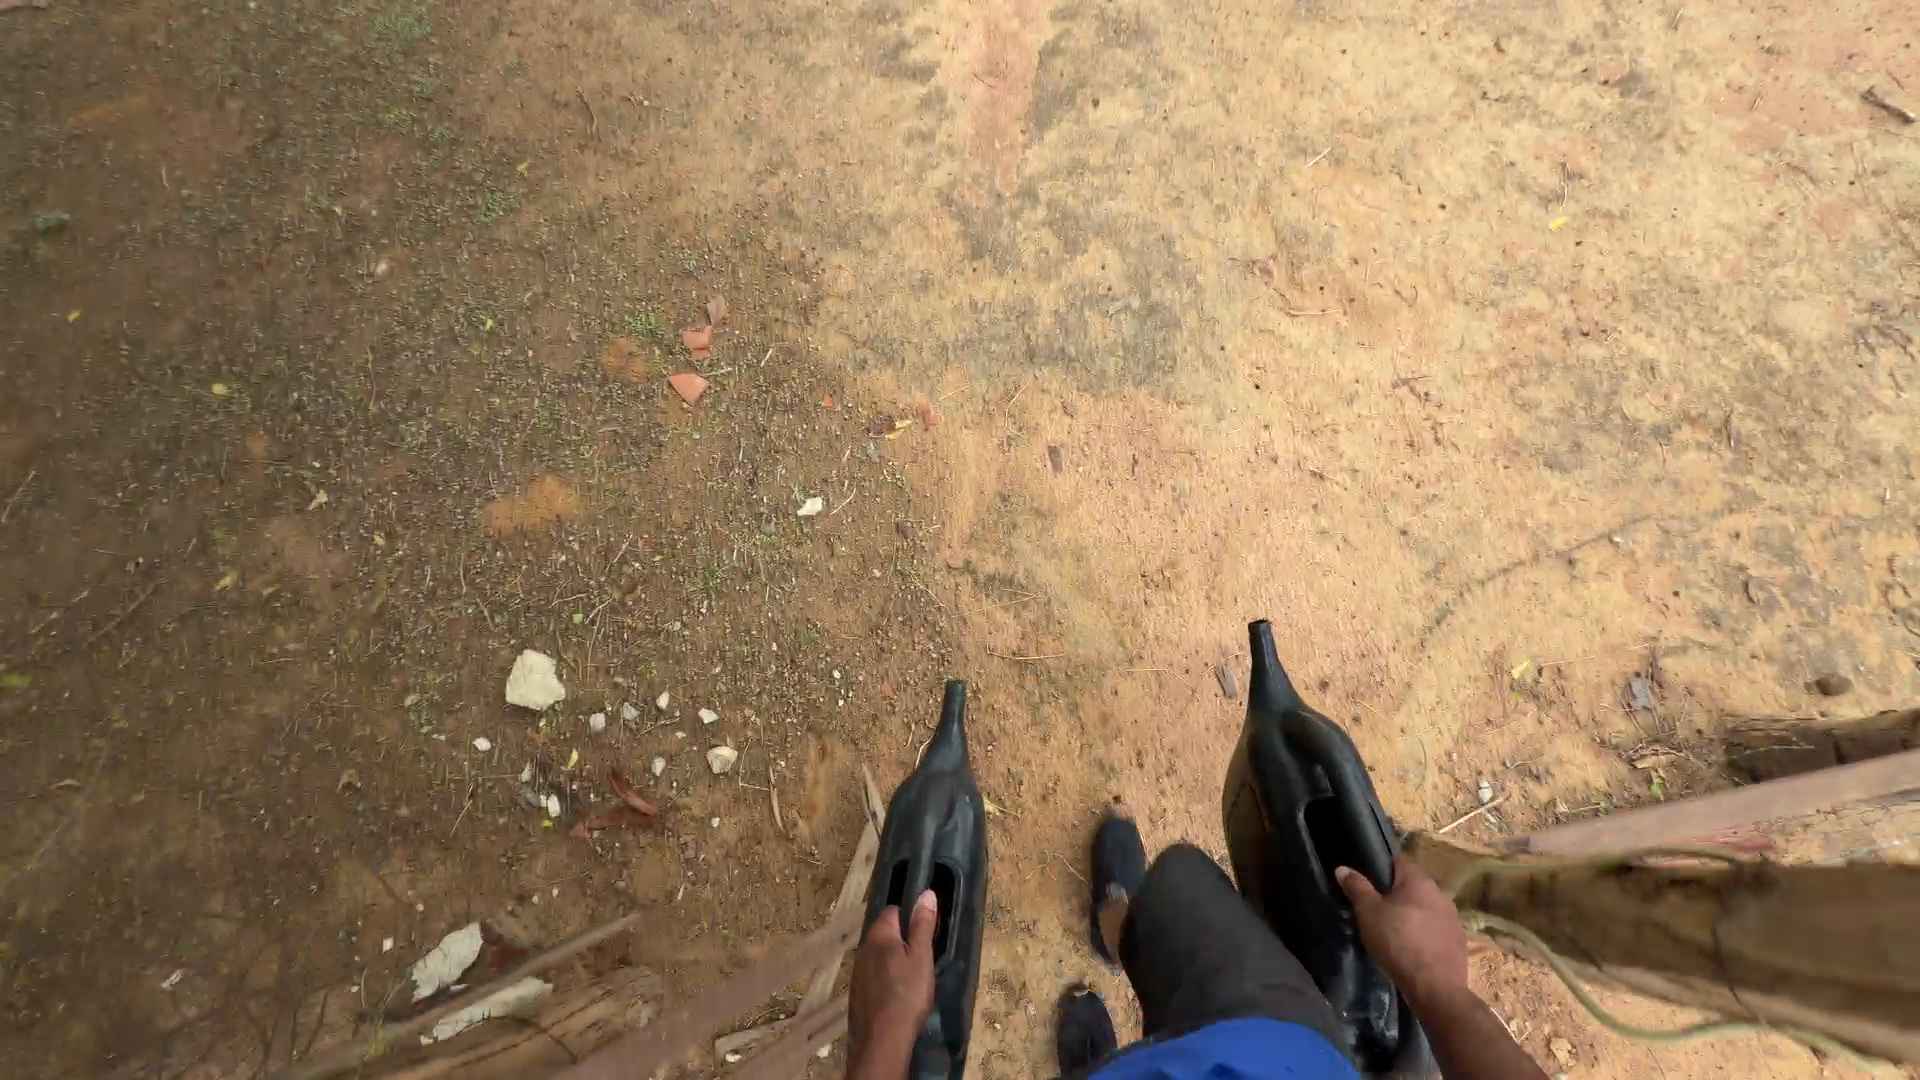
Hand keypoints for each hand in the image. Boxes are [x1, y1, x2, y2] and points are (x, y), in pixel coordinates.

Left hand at [848, 889, 937, 1079]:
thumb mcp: (921, 956)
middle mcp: (864, 947)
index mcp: (879, 934)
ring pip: (879, 955)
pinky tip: (898, 993)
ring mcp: (858, 971)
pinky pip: (874, 975)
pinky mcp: (858, 992)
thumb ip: (922, 924)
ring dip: (893, 960)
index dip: (910, 918)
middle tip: (922, 956)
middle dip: (902, 940)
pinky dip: (886, 978)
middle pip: (886, 933)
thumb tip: (926, 893)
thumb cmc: (907, 993)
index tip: (924, 932)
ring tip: (912, 976)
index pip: (893, 911)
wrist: (883, 1041)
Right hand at [1335, 857, 1468, 1008]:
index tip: (1368, 883)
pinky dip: (1425, 931)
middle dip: (1397, 893)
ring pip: (1426, 907)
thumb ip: (1356, 886)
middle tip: (1377, 907)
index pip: (1399, 861)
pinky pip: (1436, 927)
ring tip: (1394, 928)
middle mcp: (1441, 893)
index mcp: (1419, 880)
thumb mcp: (1368, 912)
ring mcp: (1454, 918)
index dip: (1381, 869)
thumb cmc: (1397, 941)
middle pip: (1413, 885)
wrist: (1435, 988)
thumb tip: (1343, 868)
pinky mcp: (1459, 941)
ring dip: (1413, 913)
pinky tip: (1412, 946)